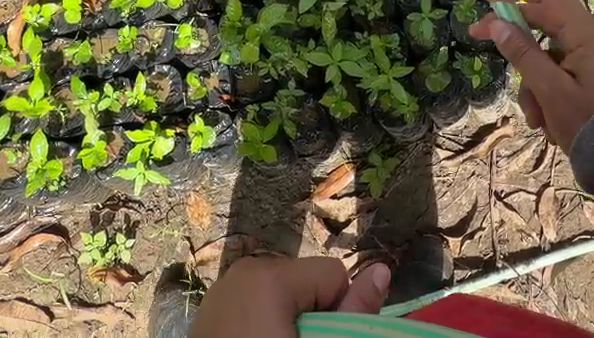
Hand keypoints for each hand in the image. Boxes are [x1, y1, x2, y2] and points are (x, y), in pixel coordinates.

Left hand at [189, 255, 389, 337]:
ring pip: (283, 294)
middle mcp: (245, 269)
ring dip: (287, 322)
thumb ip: (354, 315)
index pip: (333, 275)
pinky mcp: (211, 307)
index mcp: (270, 276)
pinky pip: (255, 303)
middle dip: (310, 317)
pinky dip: (262, 324)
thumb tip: (383, 270)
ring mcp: (224, 287)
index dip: (336, 314)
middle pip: (307, 283)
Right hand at [467, 0, 593, 150]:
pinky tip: (550, 124)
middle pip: (547, 24)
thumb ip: (523, 54)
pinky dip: (552, 93)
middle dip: (519, 45)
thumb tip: (498, 24)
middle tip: (485, 47)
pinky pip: (568, 73)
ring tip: (536, 120)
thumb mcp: (551, 92)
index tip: (489, 3)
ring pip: (553, 55)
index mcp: (588, 35)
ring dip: (536, 82)